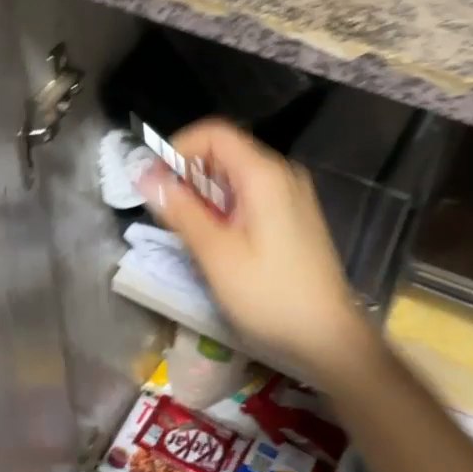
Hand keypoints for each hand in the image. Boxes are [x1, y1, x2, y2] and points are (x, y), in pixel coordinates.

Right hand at [139, 119, 379, 386]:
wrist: (327, 337)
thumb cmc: (269, 295)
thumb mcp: (216, 254)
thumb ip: (180, 211)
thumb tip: (145, 176)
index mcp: (264, 175)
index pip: (214, 134)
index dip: (178, 149)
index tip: (155, 182)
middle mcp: (282, 175)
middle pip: (225, 153)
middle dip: (189, 176)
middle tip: (167, 214)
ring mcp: (291, 197)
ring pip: (236, 178)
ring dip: (205, 196)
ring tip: (187, 233)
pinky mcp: (293, 219)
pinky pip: (251, 198)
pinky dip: (226, 209)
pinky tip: (216, 243)